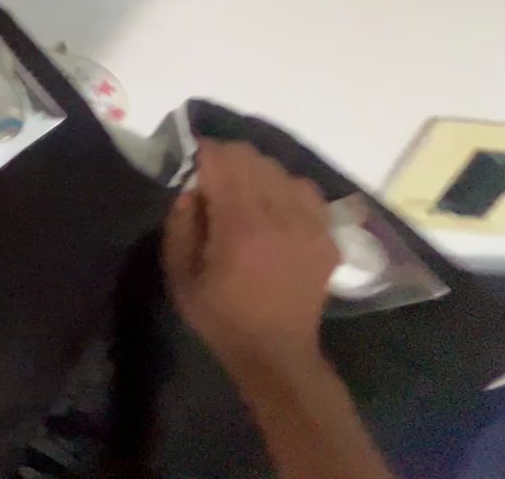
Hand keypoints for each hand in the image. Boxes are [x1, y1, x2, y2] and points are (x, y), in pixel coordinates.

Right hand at [162, 139, 339, 373]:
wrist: (277, 353)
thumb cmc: (218, 312)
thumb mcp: (178, 271)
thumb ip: (180, 224)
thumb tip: (190, 190)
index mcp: (239, 227)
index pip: (222, 163)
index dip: (203, 150)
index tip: (189, 153)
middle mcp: (279, 219)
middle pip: (253, 160)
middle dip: (227, 156)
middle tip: (209, 170)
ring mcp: (309, 228)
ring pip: (280, 171)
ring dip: (255, 170)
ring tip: (240, 185)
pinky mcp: (326, 239)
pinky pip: (307, 191)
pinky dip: (285, 186)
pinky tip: (272, 201)